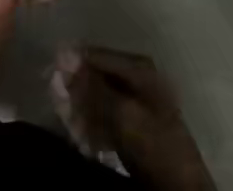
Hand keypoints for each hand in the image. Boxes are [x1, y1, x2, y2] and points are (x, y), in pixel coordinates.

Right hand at [65, 47, 214, 190]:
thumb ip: (92, 85)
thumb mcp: (121, 114)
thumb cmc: (155, 146)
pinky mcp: (133, 123)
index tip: (50, 77)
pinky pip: (104, 115)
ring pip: (96, 97)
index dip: (70, 63)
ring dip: (81, 112)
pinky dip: (92, 125)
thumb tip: (62, 55)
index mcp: (138, 68)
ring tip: (73, 127)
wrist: (182, 190)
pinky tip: (86, 139)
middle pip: (94, 76)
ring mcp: (136, 100)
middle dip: (76, 93)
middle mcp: (136, 78)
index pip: (94, 55)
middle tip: (61, 108)